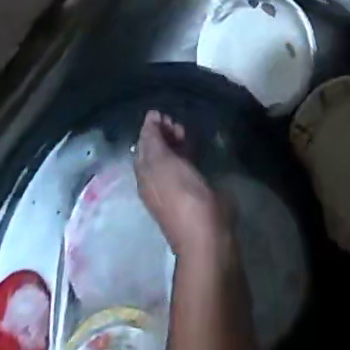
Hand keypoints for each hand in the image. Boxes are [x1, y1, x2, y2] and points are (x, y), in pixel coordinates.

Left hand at [135, 111, 231, 262]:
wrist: (206, 233)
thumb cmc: (182, 195)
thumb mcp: (162, 162)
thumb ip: (153, 140)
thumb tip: (150, 118)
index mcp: (144, 173)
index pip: (143, 144)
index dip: (151, 128)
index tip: (166, 116)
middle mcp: (154, 179)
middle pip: (156, 150)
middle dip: (164, 133)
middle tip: (178, 125)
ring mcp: (173, 186)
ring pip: (170, 157)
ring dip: (176, 142)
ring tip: (187, 134)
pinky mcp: (192, 192)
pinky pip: (184, 166)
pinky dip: (187, 153)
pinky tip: (195, 148)